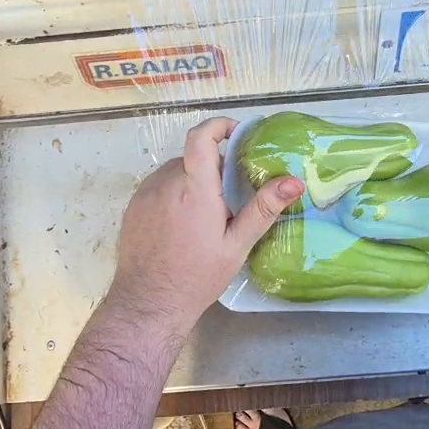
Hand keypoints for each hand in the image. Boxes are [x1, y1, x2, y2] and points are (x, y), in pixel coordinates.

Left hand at [107, 117, 302, 335]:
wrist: (148, 302)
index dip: (219, 125)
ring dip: (194, 182)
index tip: (237, 133)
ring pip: (177, 172)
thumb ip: (263, 209)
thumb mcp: (236, 246)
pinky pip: (160, 186)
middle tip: (232, 196)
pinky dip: (175, 194)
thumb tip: (294, 182)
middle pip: (193, 157)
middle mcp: (166, 183)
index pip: (201, 137)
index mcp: (194, 190)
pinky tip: (184, 224)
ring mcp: (145, 193)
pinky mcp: (134, 205)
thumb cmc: (197, 277)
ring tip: (208, 216)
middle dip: (214, 168)